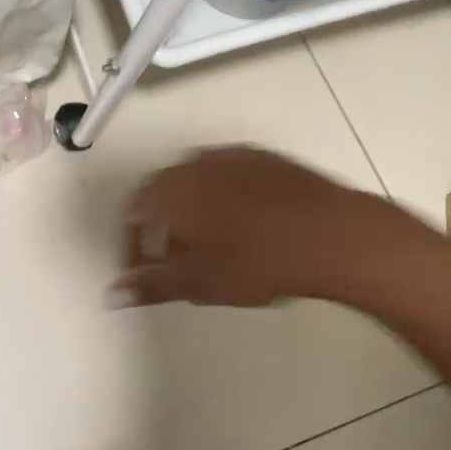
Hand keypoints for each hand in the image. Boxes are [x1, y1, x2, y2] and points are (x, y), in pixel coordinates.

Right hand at [113, 146, 446, 308]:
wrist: (336, 235)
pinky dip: (223, 204)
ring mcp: (232, 157)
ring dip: (191, 217)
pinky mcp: (266, 160)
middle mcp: (193, 164)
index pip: (131, 214)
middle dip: (161, 231)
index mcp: (169, 189)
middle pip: (161, 196)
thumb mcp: (199, 281)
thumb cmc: (259, 260)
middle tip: (175, 266)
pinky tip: (245, 232)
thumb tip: (113, 293)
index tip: (142, 274)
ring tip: (211, 253)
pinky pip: (228, 180)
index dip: (131, 247)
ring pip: (195, 187)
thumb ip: (151, 284)